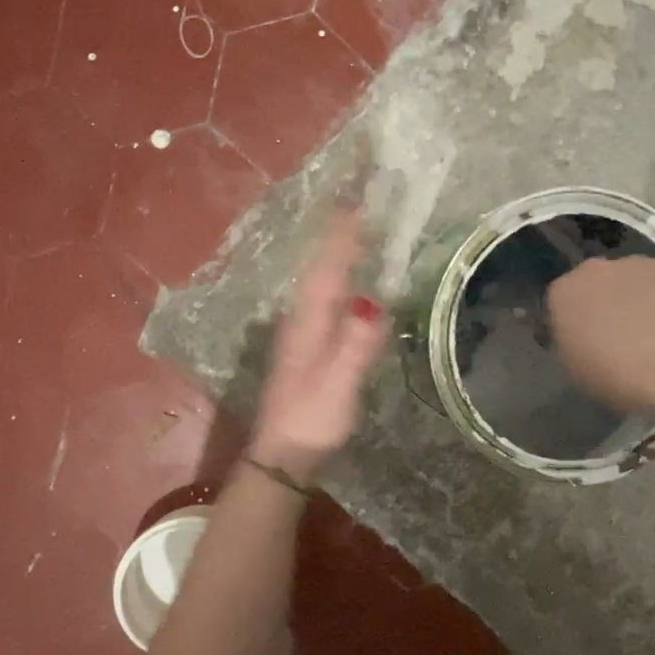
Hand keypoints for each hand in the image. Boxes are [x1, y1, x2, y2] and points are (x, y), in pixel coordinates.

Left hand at [248, 210, 389, 480]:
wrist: (282, 456)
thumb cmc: (311, 420)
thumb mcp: (338, 385)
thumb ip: (354, 346)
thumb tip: (373, 302)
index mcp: (309, 321)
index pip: (328, 266)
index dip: (342, 233)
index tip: (356, 198)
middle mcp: (300, 318)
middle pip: (320, 264)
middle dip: (337, 232)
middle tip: (358, 200)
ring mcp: (300, 331)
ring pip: (319, 278)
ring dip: (335, 250)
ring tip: (353, 226)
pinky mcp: (305, 346)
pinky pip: (323, 295)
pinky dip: (335, 276)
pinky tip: (344, 279)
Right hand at [546, 256, 654, 411]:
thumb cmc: (614, 376)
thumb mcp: (574, 369)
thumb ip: (569, 343)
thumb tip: (578, 336)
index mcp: (562, 293)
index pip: (557, 303)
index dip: (568, 323)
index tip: (579, 343)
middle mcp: (593, 269)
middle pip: (591, 284)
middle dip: (599, 303)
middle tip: (612, 336)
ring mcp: (633, 264)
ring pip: (626, 280)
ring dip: (631, 298)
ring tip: (648, 331)